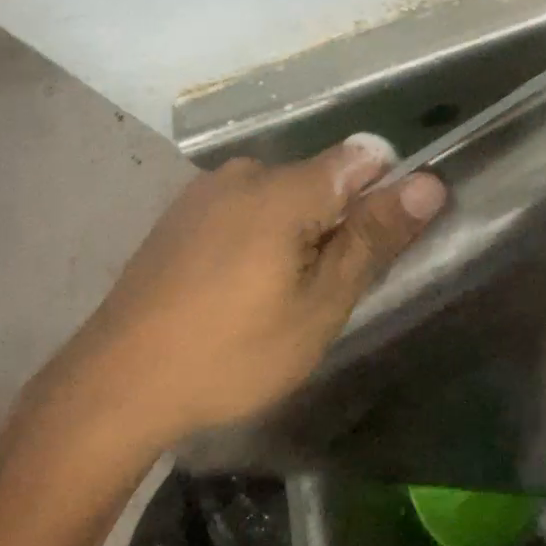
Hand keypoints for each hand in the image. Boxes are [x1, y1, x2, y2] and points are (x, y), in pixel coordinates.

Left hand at [18, 133, 446, 463]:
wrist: (115, 387)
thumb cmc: (233, 353)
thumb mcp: (320, 305)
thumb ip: (374, 238)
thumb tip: (430, 182)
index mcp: (284, 187)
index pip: (365, 158)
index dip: (385, 197)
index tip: (377, 250)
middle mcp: (244, 172)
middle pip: (322, 179)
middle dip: (338, 224)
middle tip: (324, 294)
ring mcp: (204, 192)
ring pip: (282, 197)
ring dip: (298, 235)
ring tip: (277, 301)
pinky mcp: (179, 216)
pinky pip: (244, 210)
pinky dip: (260, 240)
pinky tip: (237, 293)